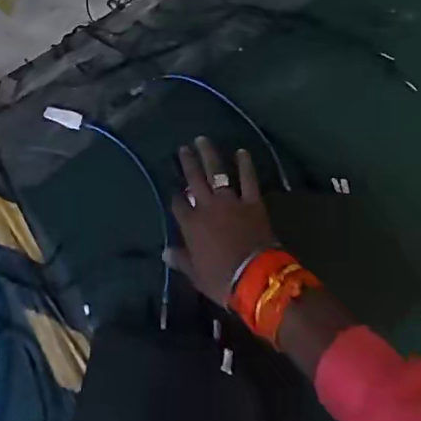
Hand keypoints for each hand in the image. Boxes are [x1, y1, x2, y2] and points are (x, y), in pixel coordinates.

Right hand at [168, 136, 279, 306]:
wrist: (256, 279)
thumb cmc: (222, 279)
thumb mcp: (196, 274)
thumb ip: (181, 260)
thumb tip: (164, 253)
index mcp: (191, 224)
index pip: (178, 204)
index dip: (176, 196)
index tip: (174, 190)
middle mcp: (206, 206)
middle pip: (194, 179)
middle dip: (187, 163)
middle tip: (183, 147)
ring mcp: (230, 201)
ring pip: (216, 172)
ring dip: (209, 155)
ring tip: (203, 140)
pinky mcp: (251, 203)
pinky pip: (248, 180)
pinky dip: (245, 165)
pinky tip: (242, 152)